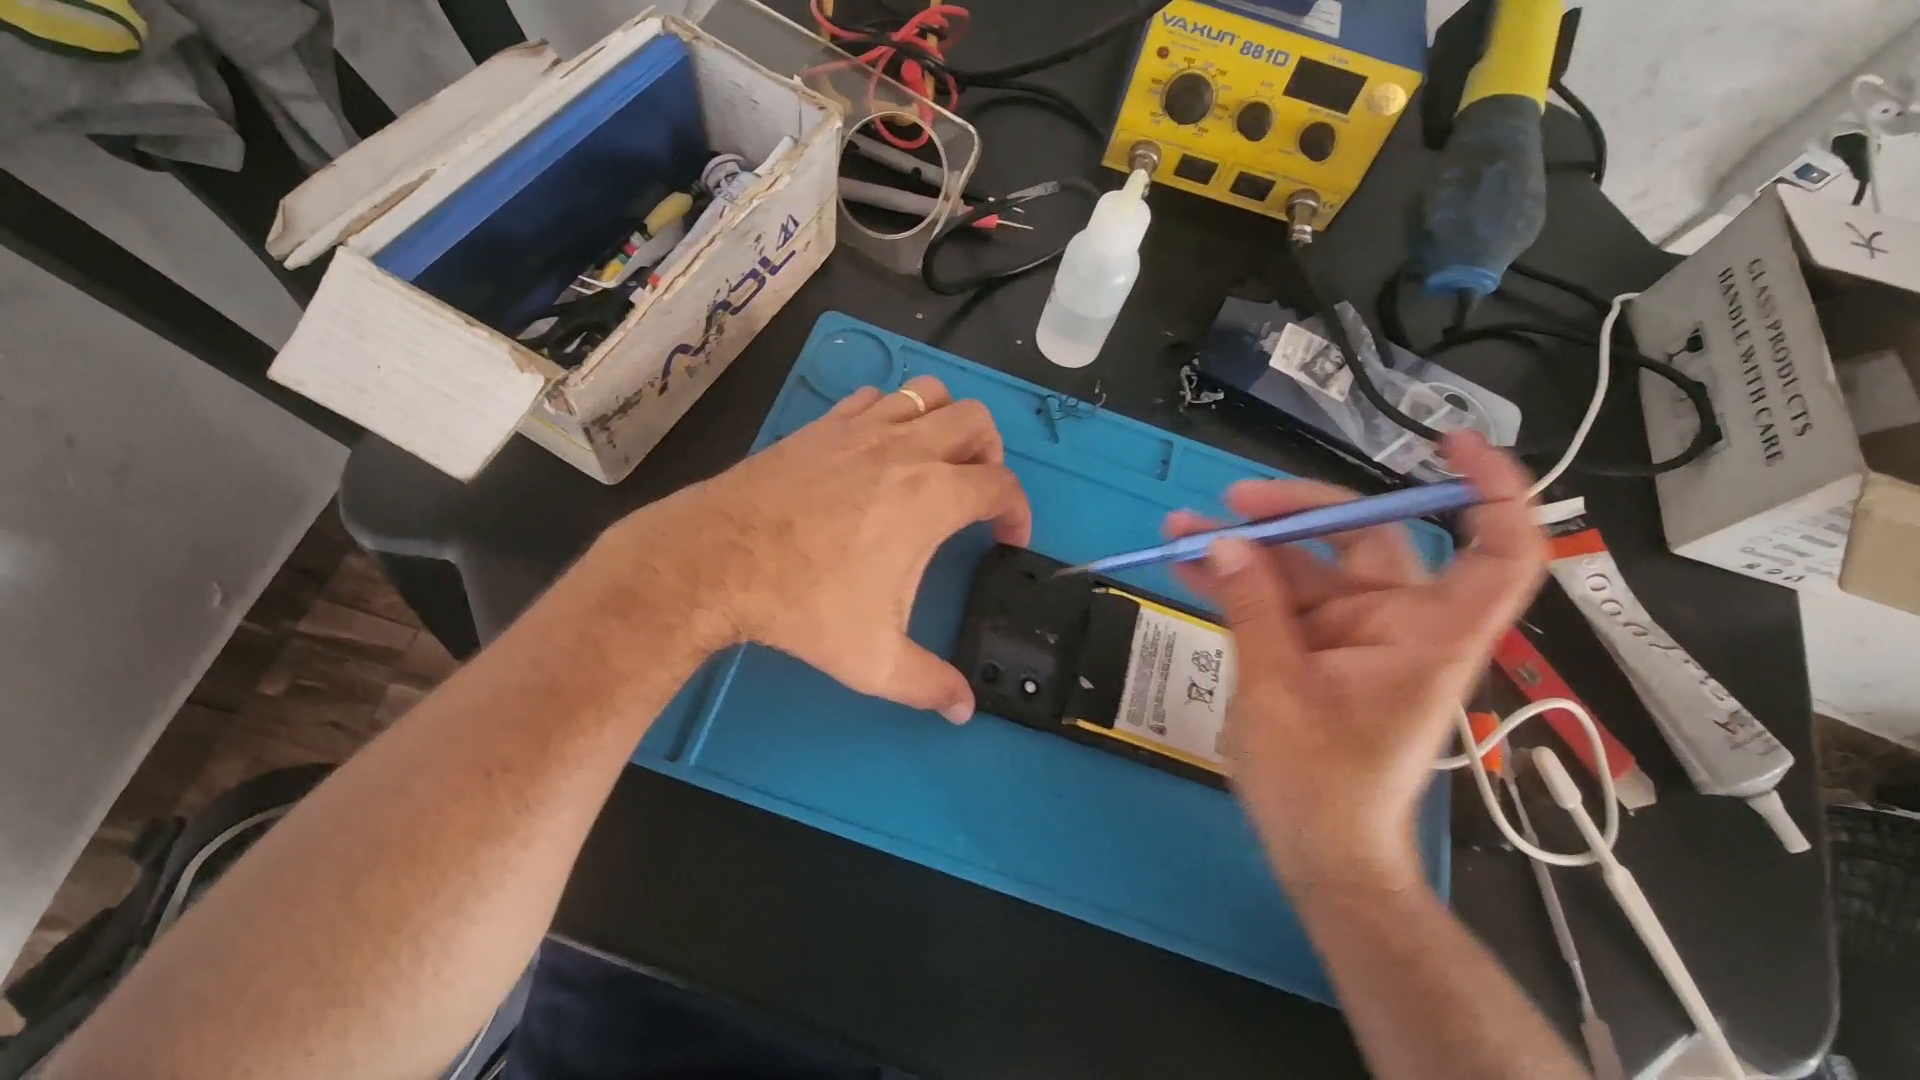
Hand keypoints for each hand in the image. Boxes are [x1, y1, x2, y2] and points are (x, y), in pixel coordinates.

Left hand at [599, 376, 1030, 722]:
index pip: (1002, 485)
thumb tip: (962, 709)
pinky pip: (875, 398)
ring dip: (946, 422)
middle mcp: (905, 451)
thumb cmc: (803, 605)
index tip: (1007, 538)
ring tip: (937, 462)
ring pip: (927, 394)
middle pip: (976, 421)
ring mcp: (860, 430)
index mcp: (932, 497)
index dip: (1018, 512)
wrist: (716, 561)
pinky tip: (879, 450)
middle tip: (977, 494)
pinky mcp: (821, 426)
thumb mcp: (874, 659)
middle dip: (991, 455)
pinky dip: (893, 413)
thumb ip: (928, 684)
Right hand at [1167, 435, 1545, 893]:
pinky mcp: (1318, 651)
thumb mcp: (1278, 690)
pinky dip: (1239, 584)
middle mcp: (1401, 623)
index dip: (1491, 490)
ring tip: (1180, 531)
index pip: (1496, 550)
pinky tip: (1189, 567)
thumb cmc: (1322, 784)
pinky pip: (1280, 601)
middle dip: (1295, 513)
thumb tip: (1222, 543)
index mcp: (1430, 634)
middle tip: (1230, 504)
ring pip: (1307, 569)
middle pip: (1366, 540)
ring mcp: (1355, 635)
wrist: (1320, 855)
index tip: (1449, 446)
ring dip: (1246, 550)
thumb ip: (1252, 608)